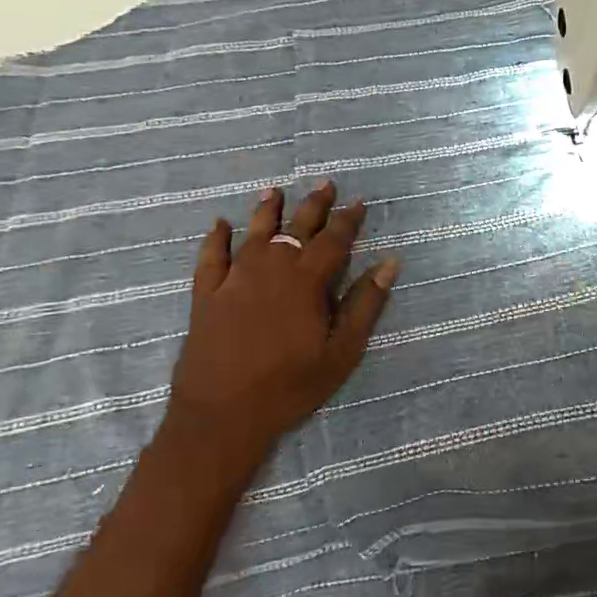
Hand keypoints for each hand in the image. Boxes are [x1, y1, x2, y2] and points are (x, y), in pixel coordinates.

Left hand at [168, 182, 398, 465]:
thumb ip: (364, 305)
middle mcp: (271, 267)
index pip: (333, 240)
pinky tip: (220, 224)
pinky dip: (216, 238)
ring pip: (255, 232)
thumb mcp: (341, 352)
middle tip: (325, 183)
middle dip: (314, 204)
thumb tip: (389, 264)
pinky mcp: (207, 293)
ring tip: (274, 190)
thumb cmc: (290, 385)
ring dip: (267, 209)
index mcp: (306, 280)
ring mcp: (235, 277)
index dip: (348, 219)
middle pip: (296, 227)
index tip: (358, 201)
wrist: (223, 413)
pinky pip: (211, 256)